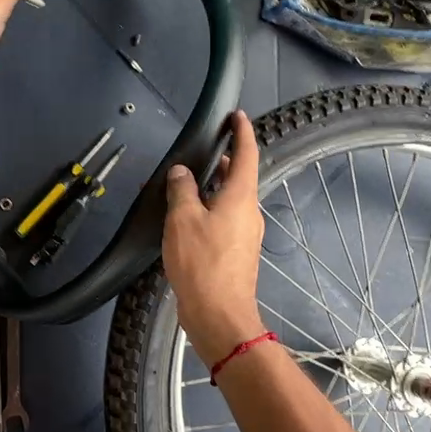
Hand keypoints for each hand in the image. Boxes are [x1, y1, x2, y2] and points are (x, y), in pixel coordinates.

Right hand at [162, 111, 265, 365]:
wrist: (218, 316)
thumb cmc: (202, 262)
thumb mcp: (183, 219)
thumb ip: (181, 190)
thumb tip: (182, 172)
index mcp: (241, 197)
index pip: (246, 154)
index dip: (242, 132)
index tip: (236, 115)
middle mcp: (248, 212)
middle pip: (238, 177)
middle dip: (221, 162)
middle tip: (199, 151)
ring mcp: (244, 234)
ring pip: (229, 200)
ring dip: (210, 188)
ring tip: (183, 183)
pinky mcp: (235, 253)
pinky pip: (222, 219)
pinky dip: (207, 209)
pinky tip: (185, 217)